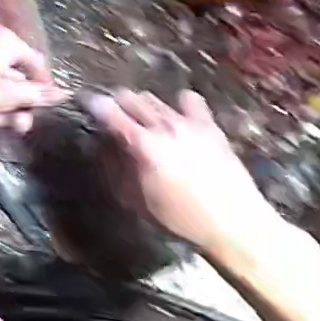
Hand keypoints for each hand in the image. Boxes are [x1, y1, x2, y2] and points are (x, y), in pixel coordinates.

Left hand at [0, 26, 67, 130]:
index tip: (42, 110)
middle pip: (16, 72)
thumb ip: (34, 95)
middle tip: (16, 125)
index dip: (43, 88)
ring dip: (0, 102)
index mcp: (7, 39)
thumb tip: (63, 93)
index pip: (37, 63)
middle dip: (17, 102)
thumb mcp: (5, 96)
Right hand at [84, 89, 284, 259]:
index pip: (109, 112)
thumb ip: (117, 168)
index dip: (94, 105)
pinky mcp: (209, 125)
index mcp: (143, 145)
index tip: (86, 104)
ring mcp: (188, 123)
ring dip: (141, 104)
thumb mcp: (136, 199)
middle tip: (111, 114)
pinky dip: (176, 104)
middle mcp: (163, 127)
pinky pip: (188, 99)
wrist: (233, 223)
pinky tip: (176, 117)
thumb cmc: (179, 218)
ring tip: (141, 118)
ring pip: (155, 98)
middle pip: (130, 97)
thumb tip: (106, 147)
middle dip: (116, 102)